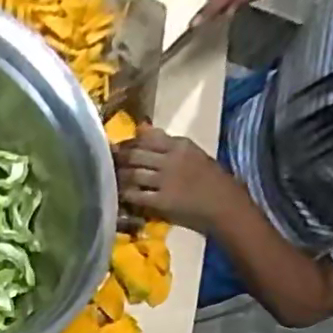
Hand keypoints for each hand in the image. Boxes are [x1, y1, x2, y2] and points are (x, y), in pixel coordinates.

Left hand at [116, 124, 241, 233]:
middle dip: (119, 159)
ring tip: (112, 179)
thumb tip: (141, 127)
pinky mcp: (162, 201)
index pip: (146, 138)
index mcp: (180, 145)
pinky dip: (125, 194)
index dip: (128, 143)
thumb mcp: (191, 153)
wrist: (224, 204)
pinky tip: (119, 195)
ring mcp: (166, 180)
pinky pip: (136, 195)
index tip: (118, 147)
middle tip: (108, 164)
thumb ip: (166, 142)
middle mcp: (171, 159)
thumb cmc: (210, 180)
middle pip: (135, 154)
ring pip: (133, 173)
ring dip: (119, 177)